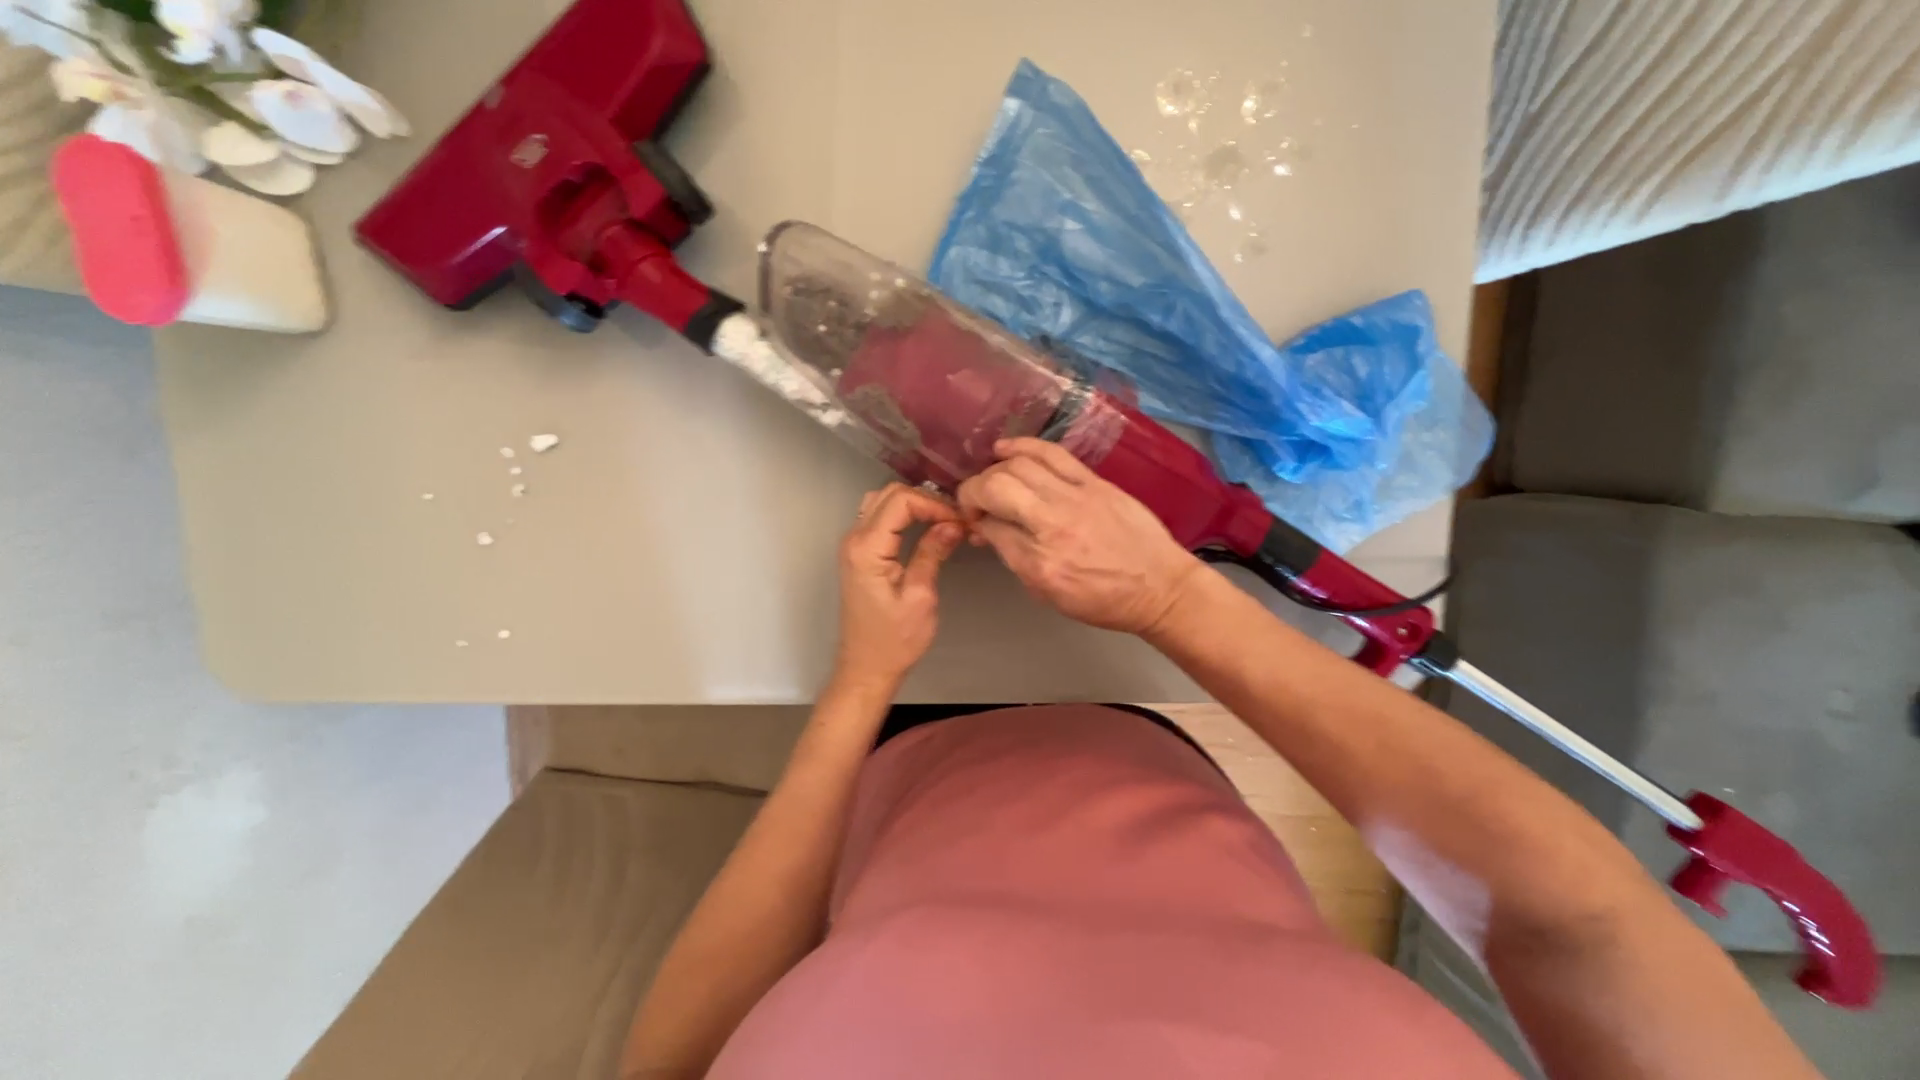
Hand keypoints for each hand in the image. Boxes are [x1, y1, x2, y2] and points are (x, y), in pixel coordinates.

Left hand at [833, 483, 965, 686]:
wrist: (867, 666)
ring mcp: (853, 545)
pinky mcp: (858, 553)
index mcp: (867, 549)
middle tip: (955, 520)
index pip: (902, 501)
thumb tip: (953, 524)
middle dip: (926, 500)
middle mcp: (854, 539)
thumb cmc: (894, 640)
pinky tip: (924, 526)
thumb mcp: (921, 597)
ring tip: (943, 520)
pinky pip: (878, 517)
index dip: (934, 504)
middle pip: (890, 494)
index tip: (959, 522)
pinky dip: (903, 514)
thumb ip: (933, 553)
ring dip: (913, 504)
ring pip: (882, 501)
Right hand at [956, 438, 1204, 634]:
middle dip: (973, 491)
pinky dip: (1021, 446)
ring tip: (991, 478)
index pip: (989, 527)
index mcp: (1040, 563)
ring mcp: (1076, 498)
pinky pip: (1050, 453)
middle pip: (996, 488)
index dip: (973, 520)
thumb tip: (987, 529)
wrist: (1159, 586)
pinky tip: (1004, 449)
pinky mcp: (1094, 482)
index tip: (973, 522)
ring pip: (1019, 465)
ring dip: (994, 470)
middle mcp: (1053, 525)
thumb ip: (1014, 559)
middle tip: (976, 502)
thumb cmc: (1103, 600)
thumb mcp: (1048, 594)